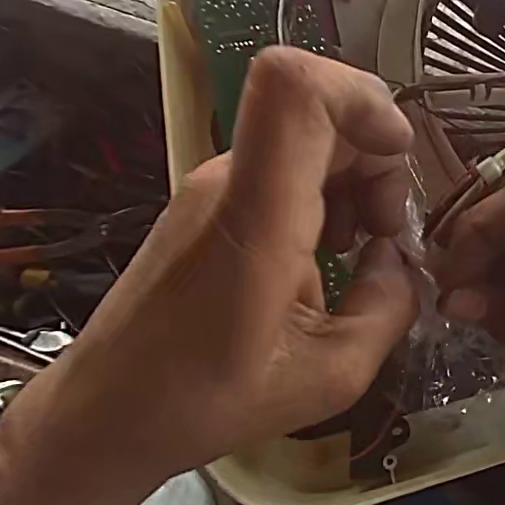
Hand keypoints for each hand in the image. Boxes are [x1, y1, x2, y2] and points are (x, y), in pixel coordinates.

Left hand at [0, 48, 419, 504]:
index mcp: (257, 218)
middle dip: (381, 163)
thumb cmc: (207, 401)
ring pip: (316, 137)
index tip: (399, 158)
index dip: (363, 99)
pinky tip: (331, 253)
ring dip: (361, 182)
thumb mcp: (332, 376)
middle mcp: (232, 179)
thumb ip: (391, 307)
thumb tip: (401, 257)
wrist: (103, 414)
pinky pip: (294, 165)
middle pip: (324, 109)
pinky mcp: (216, 198)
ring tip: (362, 251)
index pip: (296, 90)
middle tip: (387, 235)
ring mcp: (219, 183)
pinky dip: (334, 194)